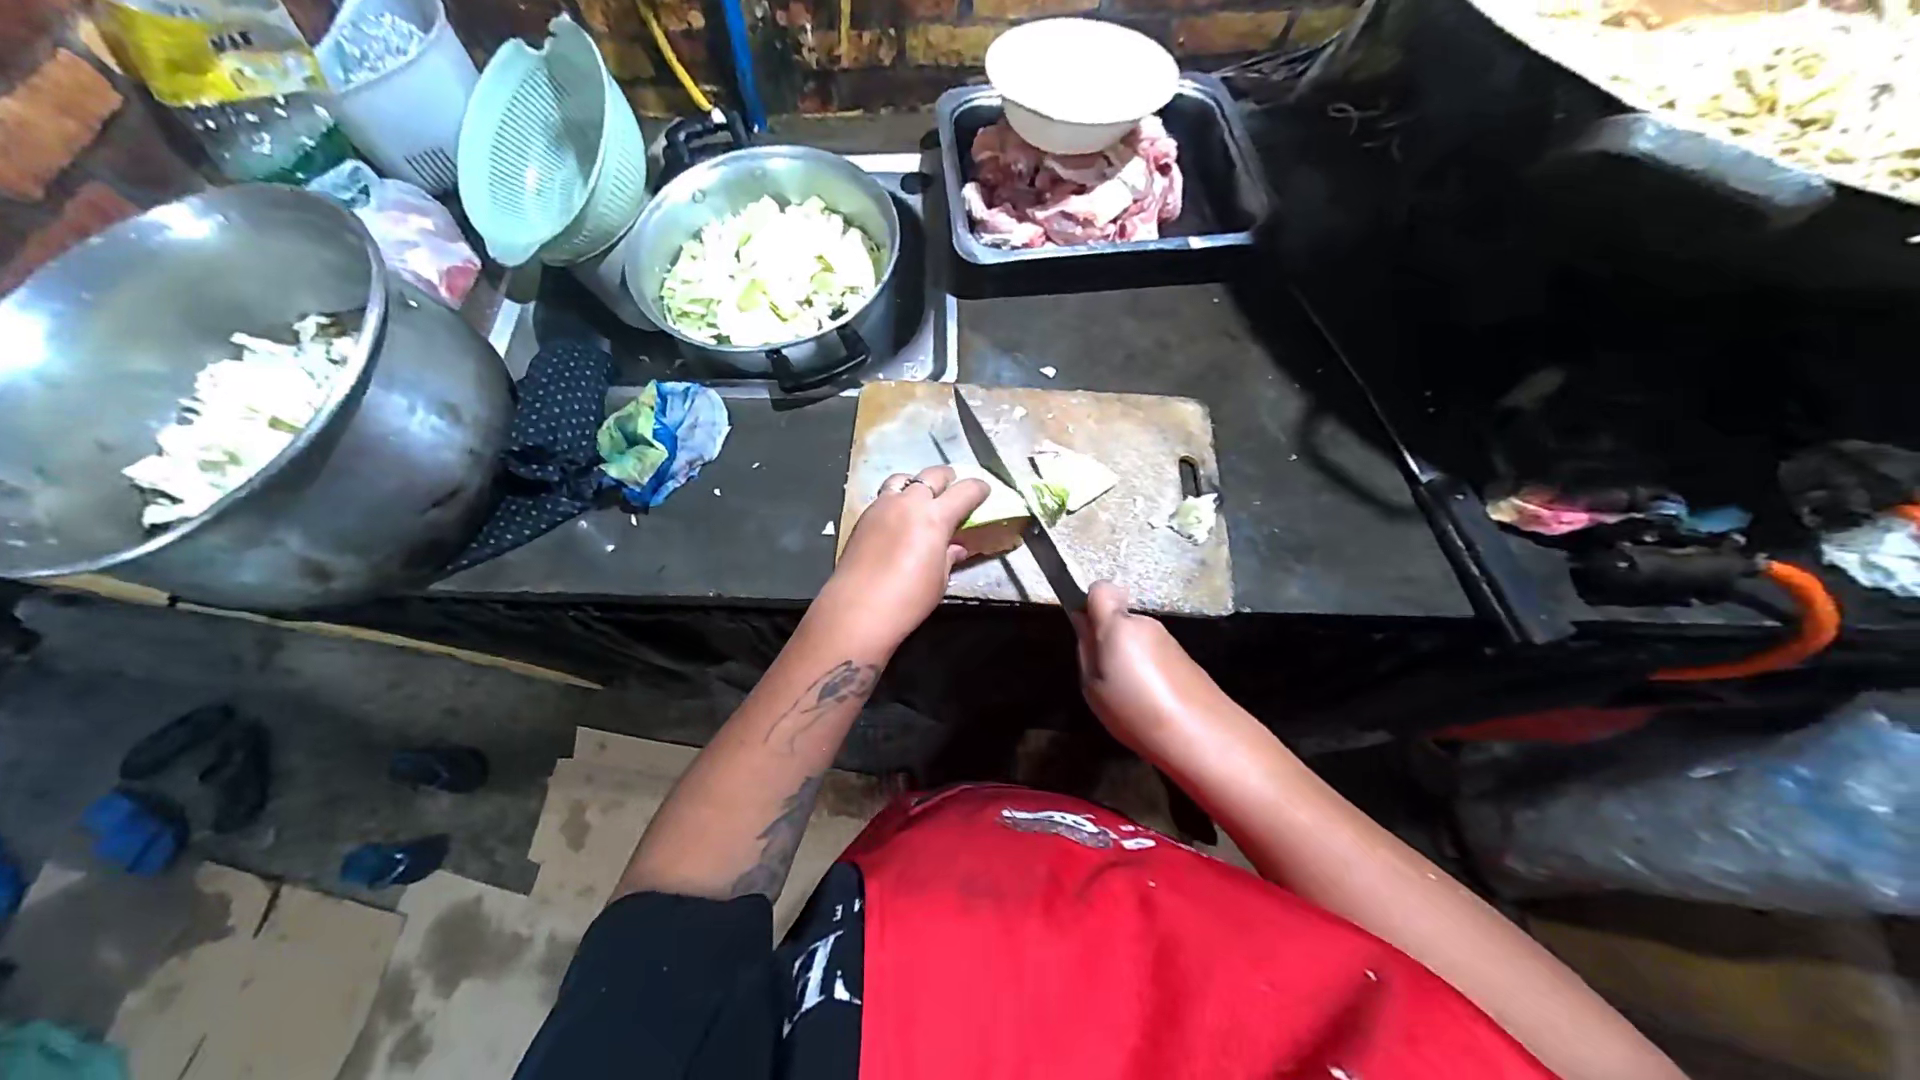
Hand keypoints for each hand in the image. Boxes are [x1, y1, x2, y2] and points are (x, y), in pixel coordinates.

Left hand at [816, 465, 988, 649]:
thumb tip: (956, 547)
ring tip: (920, 498)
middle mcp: (908, 503)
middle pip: (931, 475)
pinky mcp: (862, 518)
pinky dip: (896, 501)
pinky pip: (884, 498)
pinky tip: (897, 520)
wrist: (857, 609)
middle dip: (947, 478)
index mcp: (935, 516)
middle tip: (953, 486)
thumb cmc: (908, 598)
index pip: (965, 491)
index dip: (978, 489)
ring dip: (916, 484)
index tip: (984, 491)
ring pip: (902, 480)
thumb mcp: (939, 579)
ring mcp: (882, 507)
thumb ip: (948, 556)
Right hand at [1071, 581, 1222, 758]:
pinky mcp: (1184, 656)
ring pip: (1136, 638)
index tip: (1086, 633)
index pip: (1100, 589)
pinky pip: (1153, 653)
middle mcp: (1144, 623)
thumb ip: (1086, 649)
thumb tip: (1084, 623)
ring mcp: (1168, 639)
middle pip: (1119, 618)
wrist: (1201, 734)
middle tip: (1104, 676)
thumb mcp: (1092, 686)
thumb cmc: (1135, 710)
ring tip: (1129, 694)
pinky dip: (1148, 669)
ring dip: (1129, 657)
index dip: (1089, 605)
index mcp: (1118, 625)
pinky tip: (1151, 699)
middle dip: (1109, 639)